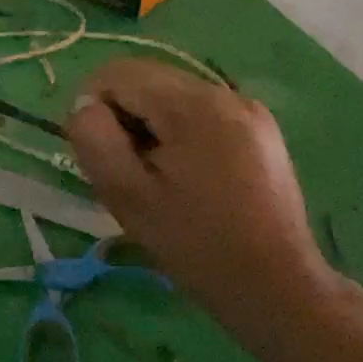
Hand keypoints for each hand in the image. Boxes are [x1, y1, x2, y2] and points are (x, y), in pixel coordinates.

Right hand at [66, 59, 337, 328]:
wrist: (277, 287)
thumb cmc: (195, 244)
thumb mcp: (126, 194)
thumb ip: (94, 139)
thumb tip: (85, 106)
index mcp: (194, 106)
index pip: (116, 74)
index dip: (93, 107)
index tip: (101, 153)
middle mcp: (224, 93)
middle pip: (145, 78)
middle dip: (122, 114)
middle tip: (128, 168)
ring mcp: (247, 108)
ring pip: (168, 93)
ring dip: (148, 124)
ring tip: (157, 174)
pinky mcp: (258, 128)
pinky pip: (197, 110)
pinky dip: (176, 131)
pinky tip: (186, 174)